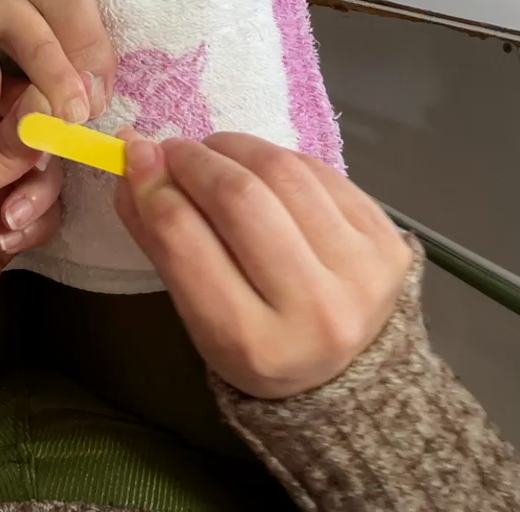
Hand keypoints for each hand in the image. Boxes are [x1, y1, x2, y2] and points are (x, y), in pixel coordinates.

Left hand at [0, 83, 62, 372]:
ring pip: (45, 173)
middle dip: (39, 158)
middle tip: (30, 181)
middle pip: (34, 132)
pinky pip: (45, 212)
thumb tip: (49, 99)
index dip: (38, 100)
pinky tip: (9, 244)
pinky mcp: (8, 230)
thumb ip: (1, 148)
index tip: (68, 113)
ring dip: (37, 196)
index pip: (4, 92)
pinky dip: (37, 224)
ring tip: (9, 225)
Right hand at [114, 131, 413, 398]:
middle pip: (239, 198)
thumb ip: (157, 233)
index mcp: (251, 343)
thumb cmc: (253, 339)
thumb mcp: (194, 308)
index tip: (134, 156)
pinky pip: (318, 169)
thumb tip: (131, 157)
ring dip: (233, 147)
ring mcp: (362, 272)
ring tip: (213, 152)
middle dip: (193, 159)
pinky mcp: (388, 239)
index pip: (184, 240)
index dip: (151, 187)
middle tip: (172, 150)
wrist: (348, 373)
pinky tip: (258, 167)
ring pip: (281, 171)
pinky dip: (275, 156)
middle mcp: (315, 312)